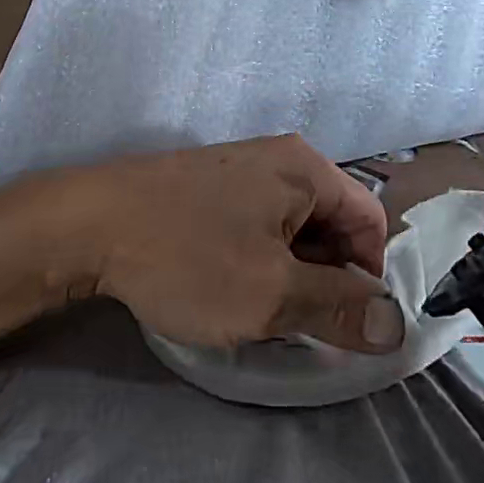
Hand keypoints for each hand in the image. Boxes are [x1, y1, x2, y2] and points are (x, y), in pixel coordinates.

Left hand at [43, 135, 406, 354]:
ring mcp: (244, 167)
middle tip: (298, 322)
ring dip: (292, 271)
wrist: (87, 224)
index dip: (368, 276)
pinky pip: (259, 221)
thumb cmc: (189, 256)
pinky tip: (231, 284)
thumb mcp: (271, 294)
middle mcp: (282, 157)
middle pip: (333, 222)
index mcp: (308, 169)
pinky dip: (261, 257)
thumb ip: (339, 309)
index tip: (344, 322)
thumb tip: (396, 324)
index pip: (370, 220)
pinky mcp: (213, 183)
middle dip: (326, 276)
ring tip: (261, 308)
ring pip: (294, 226)